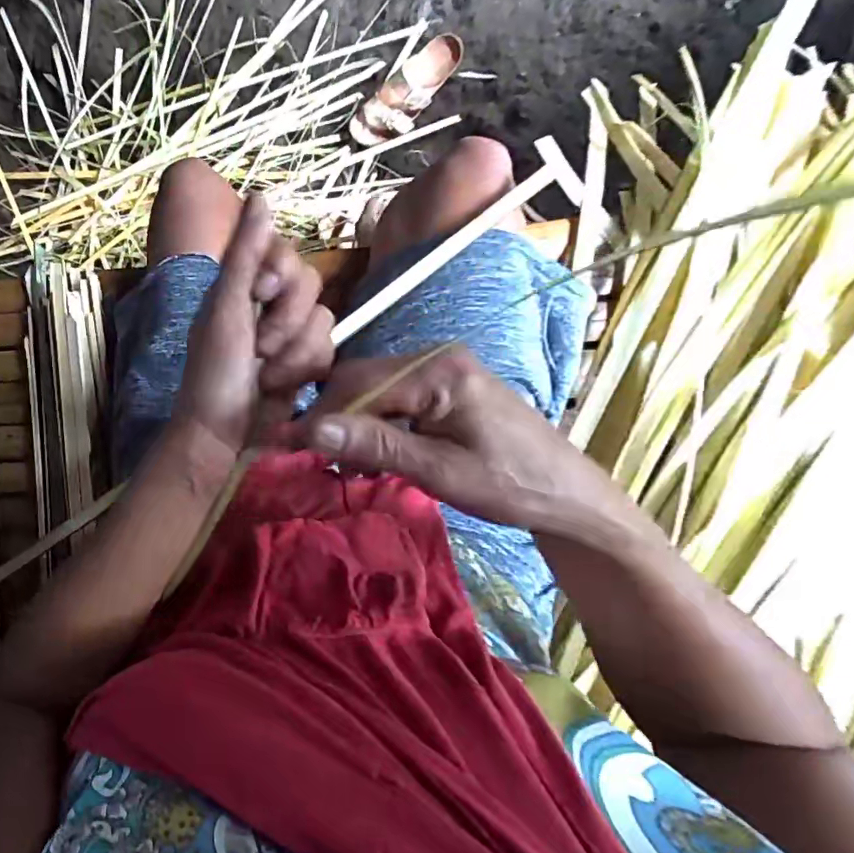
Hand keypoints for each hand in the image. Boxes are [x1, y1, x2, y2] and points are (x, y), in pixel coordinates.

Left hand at [174, 194, 334, 455]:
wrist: (224, 436)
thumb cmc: (214, 373)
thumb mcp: (225, 308)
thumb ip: (245, 254)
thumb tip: (260, 195)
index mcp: (244, 284)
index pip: (288, 254)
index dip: (282, 274)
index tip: (260, 294)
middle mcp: (271, 303)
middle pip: (311, 284)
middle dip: (285, 322)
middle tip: (258, 348)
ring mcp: (292, 333)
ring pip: (324, 320)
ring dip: (294, 352)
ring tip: (267, 375)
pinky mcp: (309, 362)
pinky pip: (329, 350)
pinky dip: (306, 370)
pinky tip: (284, 386)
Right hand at [298, 345, 636, 541]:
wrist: (566, 495)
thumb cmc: (509, 485)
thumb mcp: (439, 470)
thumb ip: (377, 445)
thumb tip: (312, 429)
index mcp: (439, 369)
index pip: (359, 383)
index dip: (322, 417)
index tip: (287, 447)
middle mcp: (438, 356)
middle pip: (365, 380)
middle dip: (339, 421)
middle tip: (322, 464)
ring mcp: (445, 370)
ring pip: (379, 390)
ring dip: (359, 426)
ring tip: (353, 468)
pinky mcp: (449, 387)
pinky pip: (399, 398)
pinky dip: (382, 426)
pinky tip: (378, 457)